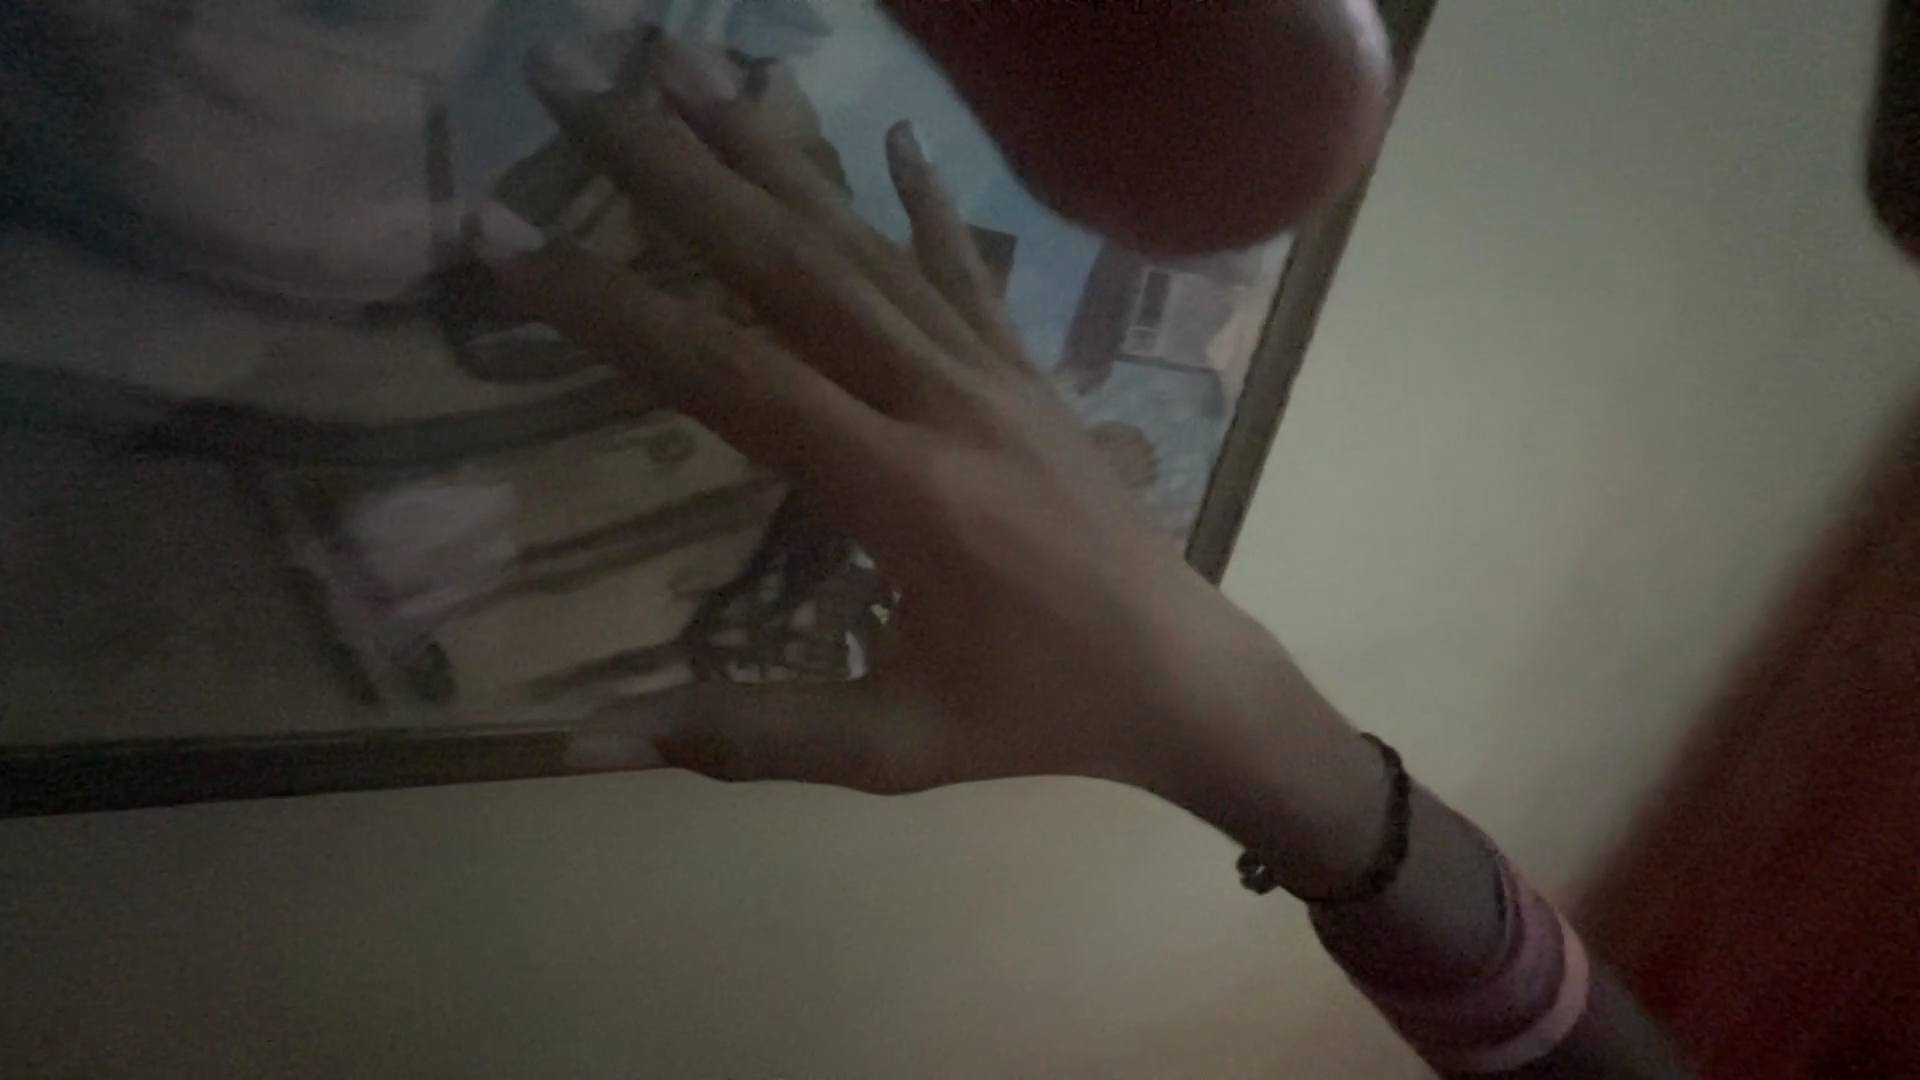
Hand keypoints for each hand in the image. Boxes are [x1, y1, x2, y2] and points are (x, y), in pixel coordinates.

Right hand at [495, 39, 1384, 893]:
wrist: (1180, 673)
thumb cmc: (1041, 714)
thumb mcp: (893, 748)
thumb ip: (747, 735)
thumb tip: (587, 746)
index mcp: (903, 492)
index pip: (735, 375)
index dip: (616, 311)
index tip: (514, 244)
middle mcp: (946, 403)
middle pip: (794, 268)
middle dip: (676, 175)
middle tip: (579, 86)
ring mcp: (999, 377)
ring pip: (872, 247)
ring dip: (779, 158)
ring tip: (697, 73)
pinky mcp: (1034, 378)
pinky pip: (969, 275)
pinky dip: (925, 205)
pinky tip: (893, 140)